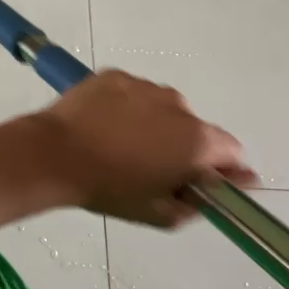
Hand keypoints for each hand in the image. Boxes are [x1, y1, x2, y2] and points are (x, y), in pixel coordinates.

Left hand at [31, 69, 256, 226]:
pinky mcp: (113, 74)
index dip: (219, 168)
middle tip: (153, 164)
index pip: (230, 150)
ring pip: (162, 106)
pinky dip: (127, 105)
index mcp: (196, 138)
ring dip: (155, 122)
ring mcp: (141, 84)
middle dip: (183, 144)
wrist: (55, 154)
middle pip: (194, 126)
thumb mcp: (165, 213)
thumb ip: (207, 199)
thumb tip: (233, 183)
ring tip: (123, 142)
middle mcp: (175, 104)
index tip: (197, 181)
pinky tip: (106, 122)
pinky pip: (133, 92)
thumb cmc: (112, 188)